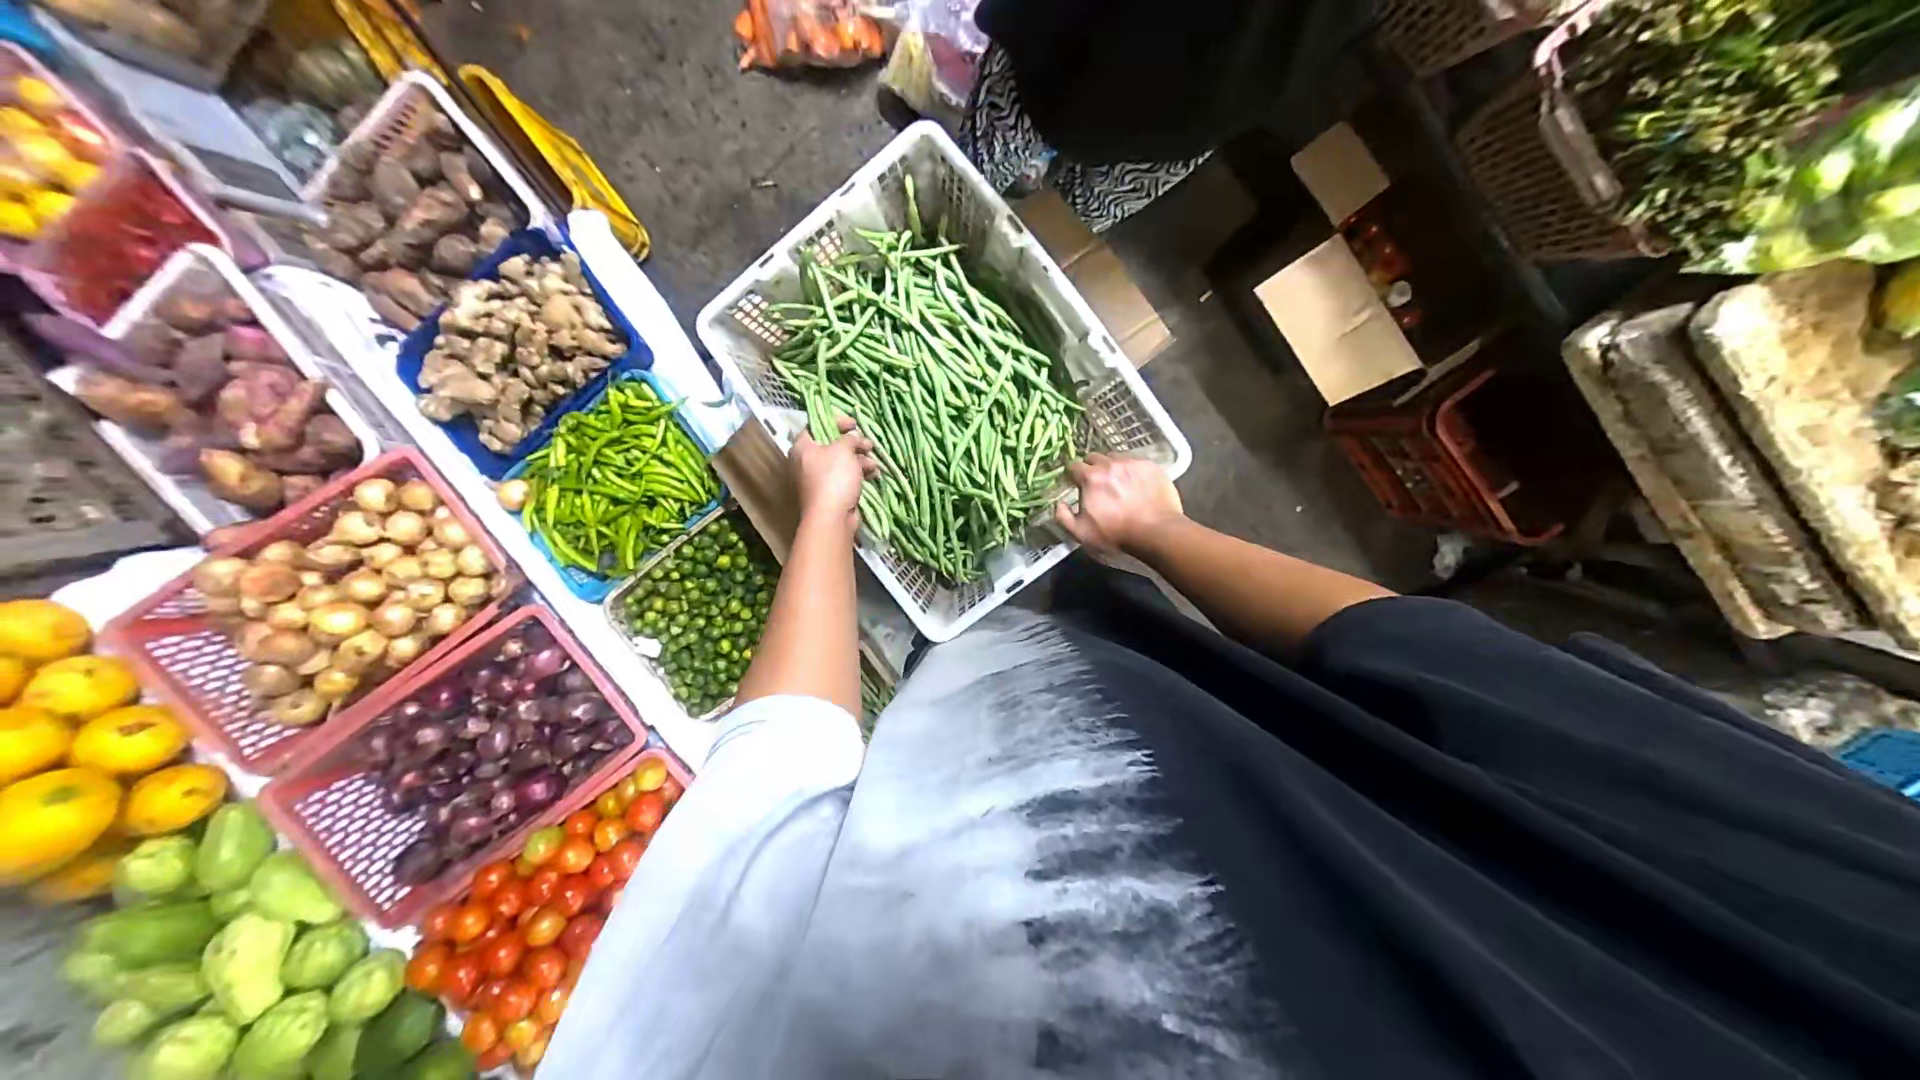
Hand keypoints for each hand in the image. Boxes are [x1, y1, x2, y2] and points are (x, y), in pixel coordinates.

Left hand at [791, 416, 877, 529]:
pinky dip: (857, 474)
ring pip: (840, 463)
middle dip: (853, 444)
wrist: (831, 517)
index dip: (836, 421)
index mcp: (802, 447)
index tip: (854, 424)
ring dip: (859, 460)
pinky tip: (873, 475)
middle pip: (831, 445)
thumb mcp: (843, 449)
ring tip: (874, 463)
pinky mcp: (829, 494)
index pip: (816, 425)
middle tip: (868, 444)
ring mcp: (817, 480)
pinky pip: (844, 478)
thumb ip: (849, 438)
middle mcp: (806, 462)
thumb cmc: (833, 477)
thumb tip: (853, 437)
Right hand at [1053, 453, 1183, 556]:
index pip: (1073, 466)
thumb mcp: (1082, 534)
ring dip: (1111, 466)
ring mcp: (1132, 462)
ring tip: (1117, 482)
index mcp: (1090, 478)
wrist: (1157, 532)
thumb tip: (1058, 504)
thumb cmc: (1116, 535)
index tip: (1075, 485)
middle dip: (1091, 468)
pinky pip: (1135, 461)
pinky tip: (1135, 484)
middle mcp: (1110, 464)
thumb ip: (1064, 517)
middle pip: (1093, 457)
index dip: (1072, 475)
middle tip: (1096, 484)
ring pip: (1115, 457)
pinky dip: (1131, 470)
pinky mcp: (1151, 466)